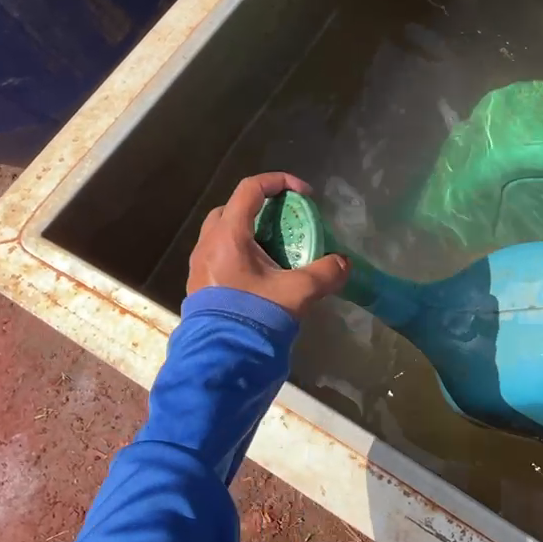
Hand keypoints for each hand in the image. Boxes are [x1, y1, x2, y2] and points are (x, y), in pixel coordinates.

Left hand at [187, 173, 348, 317]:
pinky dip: (241, 253)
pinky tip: (261, 274)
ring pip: (223, 233)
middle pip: (233, 208)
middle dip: (261, 207)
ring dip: (250, 232)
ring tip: (276, 249)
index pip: (250, 189)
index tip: (304, 194)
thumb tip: (343, 264)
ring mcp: (199, 265)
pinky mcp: (199, 285)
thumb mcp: (297, 292)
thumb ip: (324, 273)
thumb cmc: (256, 316)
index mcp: (228, 236)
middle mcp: (208, 244)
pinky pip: (220, 255)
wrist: (221, 359)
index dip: (279, 182)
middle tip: (285, 221)